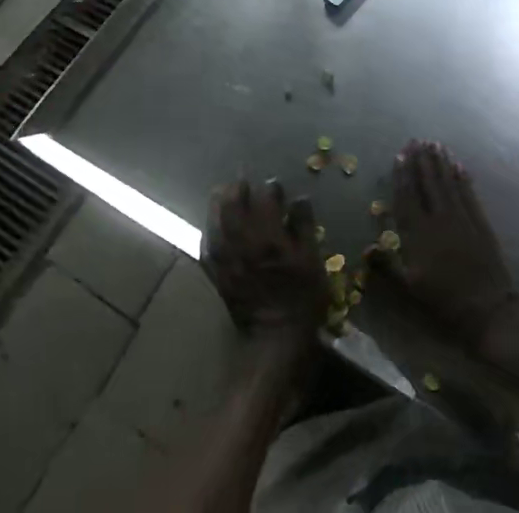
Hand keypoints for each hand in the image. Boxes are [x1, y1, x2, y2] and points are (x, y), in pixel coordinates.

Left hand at [202, 180, 328, 344]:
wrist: (274, 337)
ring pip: (214, 219)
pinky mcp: (215, 272)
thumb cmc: (301, 298)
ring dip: (219, 202)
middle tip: (243, 182)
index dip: (271, 188)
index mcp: (267, 235)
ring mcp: (223, 257)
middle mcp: (240, 241)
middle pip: (232, 203)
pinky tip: (215, 224)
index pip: (265, 198)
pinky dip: (210, 227)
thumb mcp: (312, 260)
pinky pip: (206, 242)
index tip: (276, 184)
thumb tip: (299, 199)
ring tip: (224, 193)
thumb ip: (304, 226)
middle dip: (237, 188)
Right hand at [374, 140, 518, 355]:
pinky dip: (463, 178)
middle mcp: (440, 220)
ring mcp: (463, 219)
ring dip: (442, 163)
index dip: (403, 175)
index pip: (408, 197)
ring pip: (449, 184)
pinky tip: (459, 166)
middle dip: (422, 161)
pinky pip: (470, 194)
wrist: (488, 312)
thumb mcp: (409, 289)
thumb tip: (367, 246)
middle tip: (417, 140)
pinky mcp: (481, 224)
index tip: (400, 155)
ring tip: (436, 145)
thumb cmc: (443, 302)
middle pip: (429, 184)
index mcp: (419, 234)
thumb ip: (386, 266)